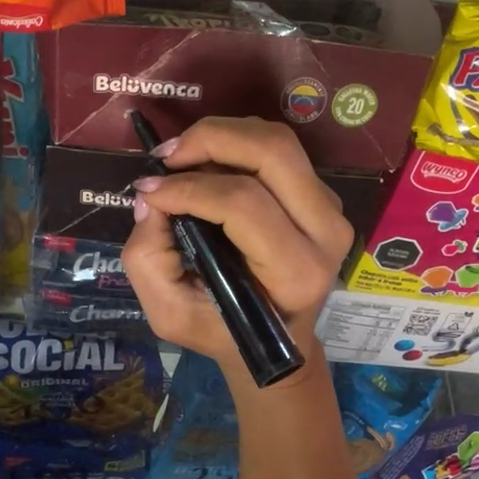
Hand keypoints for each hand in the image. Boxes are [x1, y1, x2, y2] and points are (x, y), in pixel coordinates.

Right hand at [121, 118, 354, 380]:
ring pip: (278, 142)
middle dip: (211, 139)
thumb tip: (148, 198)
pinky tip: (205, 160)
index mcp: (296, 273)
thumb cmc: (225, 332)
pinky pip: (279, 151)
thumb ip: (150, 260)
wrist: (277, 343)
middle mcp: (326, 235)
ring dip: (223, 134)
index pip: (243, 205)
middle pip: (273, 153)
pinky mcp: (323, 196)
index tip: (147, 190)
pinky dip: (237, 143)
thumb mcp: (172, 314)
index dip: (188, 189)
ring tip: (181, 154)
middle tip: (166, 156)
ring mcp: (330, 210)